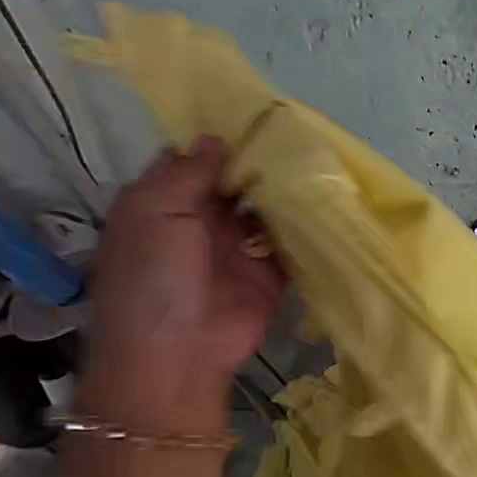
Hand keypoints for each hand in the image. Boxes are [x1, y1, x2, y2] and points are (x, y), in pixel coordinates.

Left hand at [80, 136, 286, 434]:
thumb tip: (215, 140)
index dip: (217, 147)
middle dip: (257, 167)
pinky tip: (323, 209)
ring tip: (314, 169)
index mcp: (161, 207)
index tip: (252, 123)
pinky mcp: (269, 280)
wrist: (179, 352)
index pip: (192, 166)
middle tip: (294, 141)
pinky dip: (303, 234)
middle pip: (233, 188)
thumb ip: (186, 174)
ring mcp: (237, 254)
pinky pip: (288, 251)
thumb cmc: (153, 276)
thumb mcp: (155, 212)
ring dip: (282, 197)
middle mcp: (200, 226)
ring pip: (263, 216)